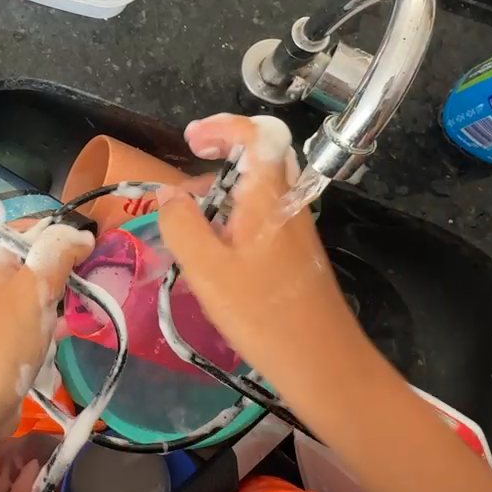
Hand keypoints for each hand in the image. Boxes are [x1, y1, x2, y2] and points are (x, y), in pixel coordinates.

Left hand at [0, 222, 92, 439]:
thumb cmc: (1, 343)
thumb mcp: (33, 291)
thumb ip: (57, 255)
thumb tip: (81, 234)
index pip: (25, 227)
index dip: (57, 231)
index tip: (88, 246)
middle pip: (31, 258)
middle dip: (64, 264)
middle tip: (95, 275)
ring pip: (34, 290)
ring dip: (61, 293)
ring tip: (92, 300)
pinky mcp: (2, 339)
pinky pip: (32, 319)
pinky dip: (52, 320)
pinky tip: (75, 328)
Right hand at [155, 115, 360, 374]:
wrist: (323, 364)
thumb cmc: (262, 313)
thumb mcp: (206, 269)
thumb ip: (181, 224)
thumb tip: (168, 194)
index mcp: (268, 195)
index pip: (256, 134)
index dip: (221, 127)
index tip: (190, 143)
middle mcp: (287, 202)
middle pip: (259, 156)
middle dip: (219, 156)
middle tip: (184, 183)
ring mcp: (294, 227)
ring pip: (258, 188)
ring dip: (221, 192)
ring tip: (186, 225)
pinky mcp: (293, 252)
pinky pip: (261, 215)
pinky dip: (232, 217)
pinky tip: (211, 253)